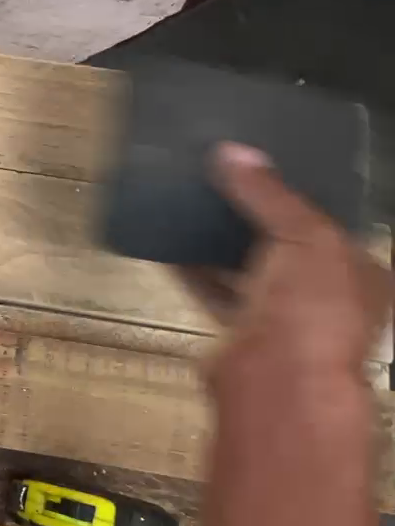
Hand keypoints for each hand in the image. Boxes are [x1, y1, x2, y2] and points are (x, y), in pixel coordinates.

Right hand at [180, 142, 389, 380]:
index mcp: (363, 272)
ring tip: (182, 213)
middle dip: (249, 220)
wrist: (274, 375)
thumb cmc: (310, 306)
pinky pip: (211, 289)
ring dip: (215, 245)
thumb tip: (231, 150)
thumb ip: (268, 196)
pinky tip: (163, 249)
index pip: (329, 224)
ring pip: (245, 269)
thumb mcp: (303, 238)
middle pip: (284, 246)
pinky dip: (188, 270)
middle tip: (213, 188)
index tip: (255, 172)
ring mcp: (281, 314)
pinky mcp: (237, 327)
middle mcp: (328, 293)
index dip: (295, 197)